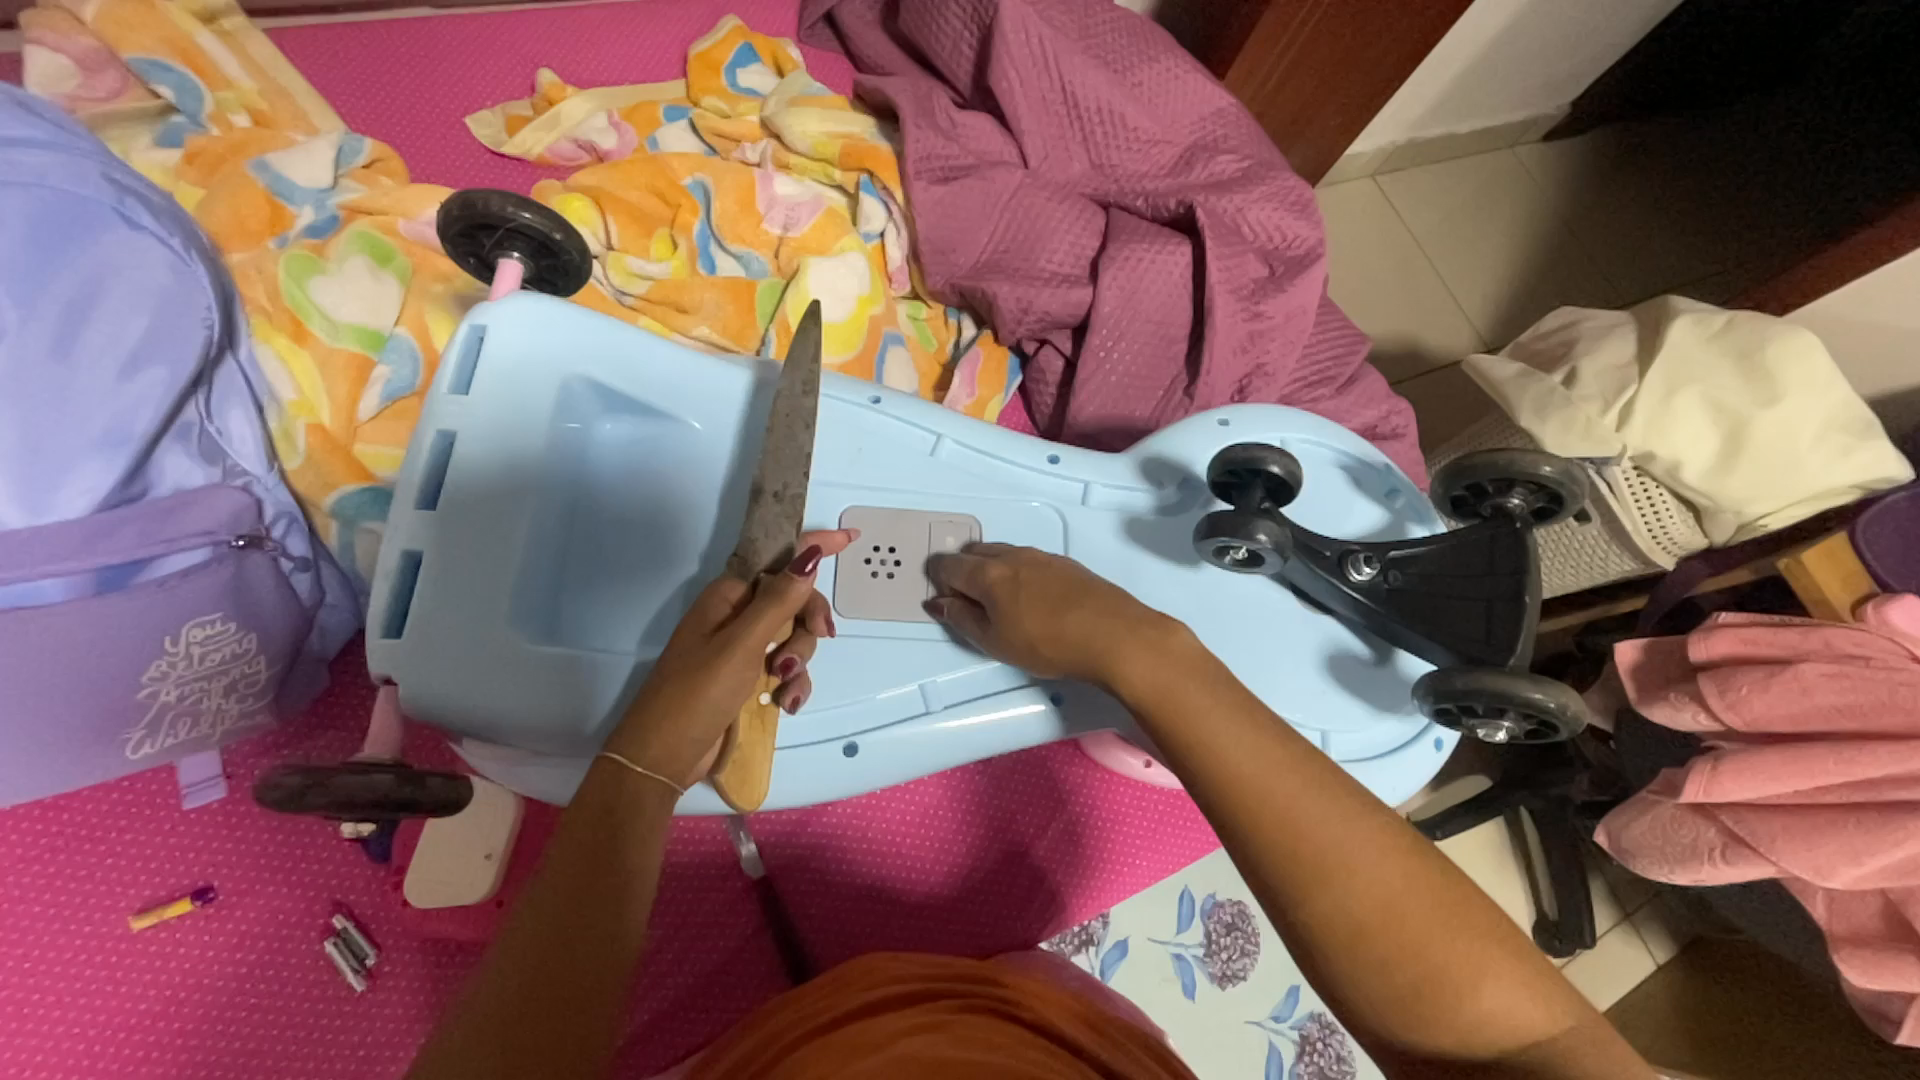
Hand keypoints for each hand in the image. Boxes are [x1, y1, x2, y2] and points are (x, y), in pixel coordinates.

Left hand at [603, 529, 855, 789]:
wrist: (664, 756)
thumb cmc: (696, 692)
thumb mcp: (742, 644)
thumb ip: (779, 600)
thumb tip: (810, 555)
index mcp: (729, 596)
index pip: (777, 558)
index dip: (812, 547)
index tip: (850, 538)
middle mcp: (737, 616)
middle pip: (794, 601)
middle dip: (808, 622)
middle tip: (822, 638)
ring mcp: (742, 648)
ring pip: (794, 637)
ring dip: (799, 659)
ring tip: (784, 685)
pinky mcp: (748, 678)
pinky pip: (786, 668)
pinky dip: (793, 683)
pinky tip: (786, 703)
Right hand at [924, 543, 1185, 687]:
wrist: (1114, 634)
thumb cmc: (1046, 644)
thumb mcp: (995, 641)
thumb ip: (962, 619)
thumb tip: (937, 601)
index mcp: (987, 573)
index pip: (948, 564)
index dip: (938, 580)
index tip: (944, 601)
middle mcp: (1012, 555)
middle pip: (974, 552)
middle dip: (963, 570)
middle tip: (969, 602)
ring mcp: (1042, 556)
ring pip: (1003, 553)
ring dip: (991, 570)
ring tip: (1001, 602)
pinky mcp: (1066, 564)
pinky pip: (1028, 560)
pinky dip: (1017, 573)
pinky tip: (1032, 599)